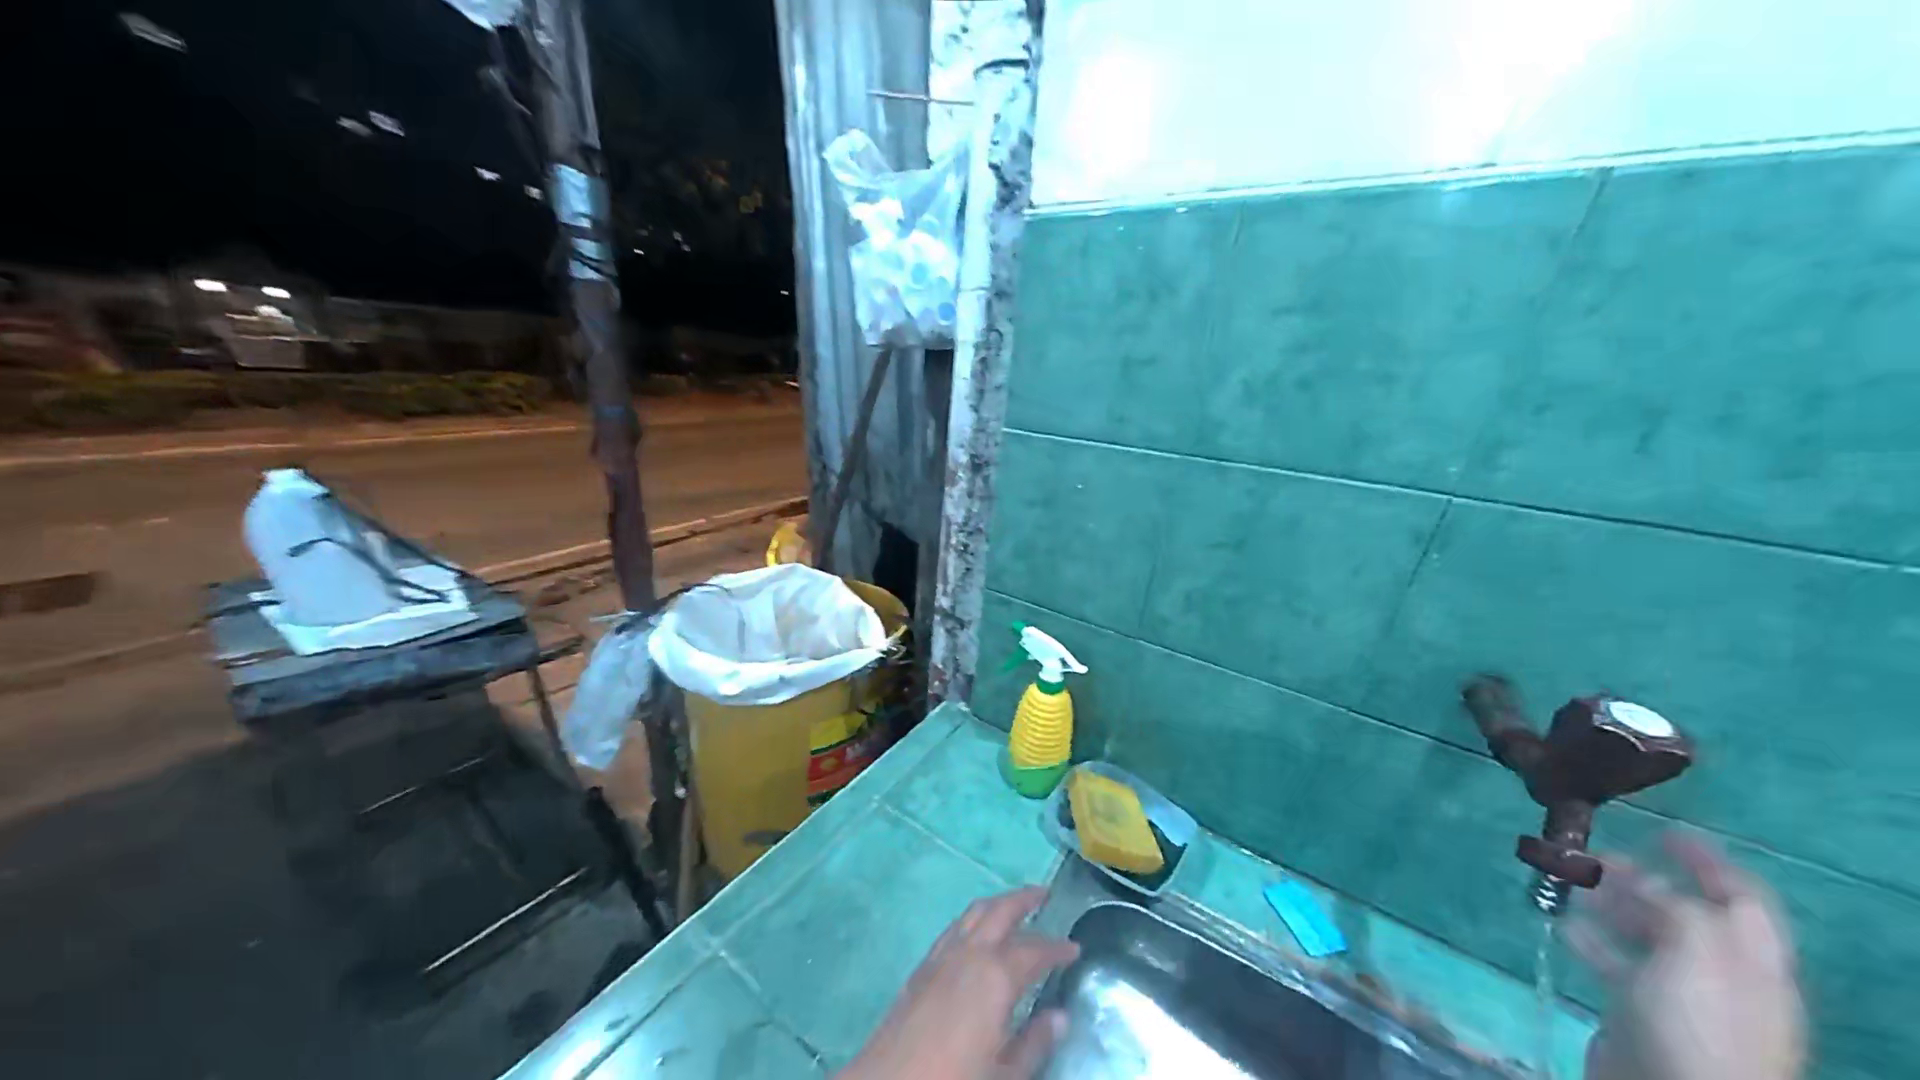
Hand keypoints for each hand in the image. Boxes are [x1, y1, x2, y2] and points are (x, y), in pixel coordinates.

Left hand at [838, 887, 1079, 1079]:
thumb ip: (1035, 1042)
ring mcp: (941, 956)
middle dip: (1024, 899)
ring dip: (997, 904)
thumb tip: (1059, 1016)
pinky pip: (955, 928)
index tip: (1075, 947)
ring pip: (974, 913)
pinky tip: (976, 934)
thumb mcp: (1006, 1074)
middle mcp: (969, 953)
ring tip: (1013, 905)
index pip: (1035, 950)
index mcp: (995, 975)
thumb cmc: (954, 1079)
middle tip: (1045, 893)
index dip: (1057, 948)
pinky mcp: (922, 967)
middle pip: (1000, 911)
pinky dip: (973, 920)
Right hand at [1570, 833, 1805, 1079]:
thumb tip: (1640, 877)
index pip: (1740, 898)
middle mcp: (1720, 970)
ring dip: (1610, 901)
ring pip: (1644, 931)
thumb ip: (1674, 908)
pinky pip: (1615, 957)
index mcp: (1748, 959)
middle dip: (1642, 877)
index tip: (1663, 830)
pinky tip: (1564, 922)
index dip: (1707, 862)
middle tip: (1595, 854)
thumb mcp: (1695, 956)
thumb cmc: (1694, 1022)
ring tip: (1570, 881)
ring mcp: (1679, 989)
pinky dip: (1590, 934)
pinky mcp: (1639, 1004)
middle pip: (1686, 911)